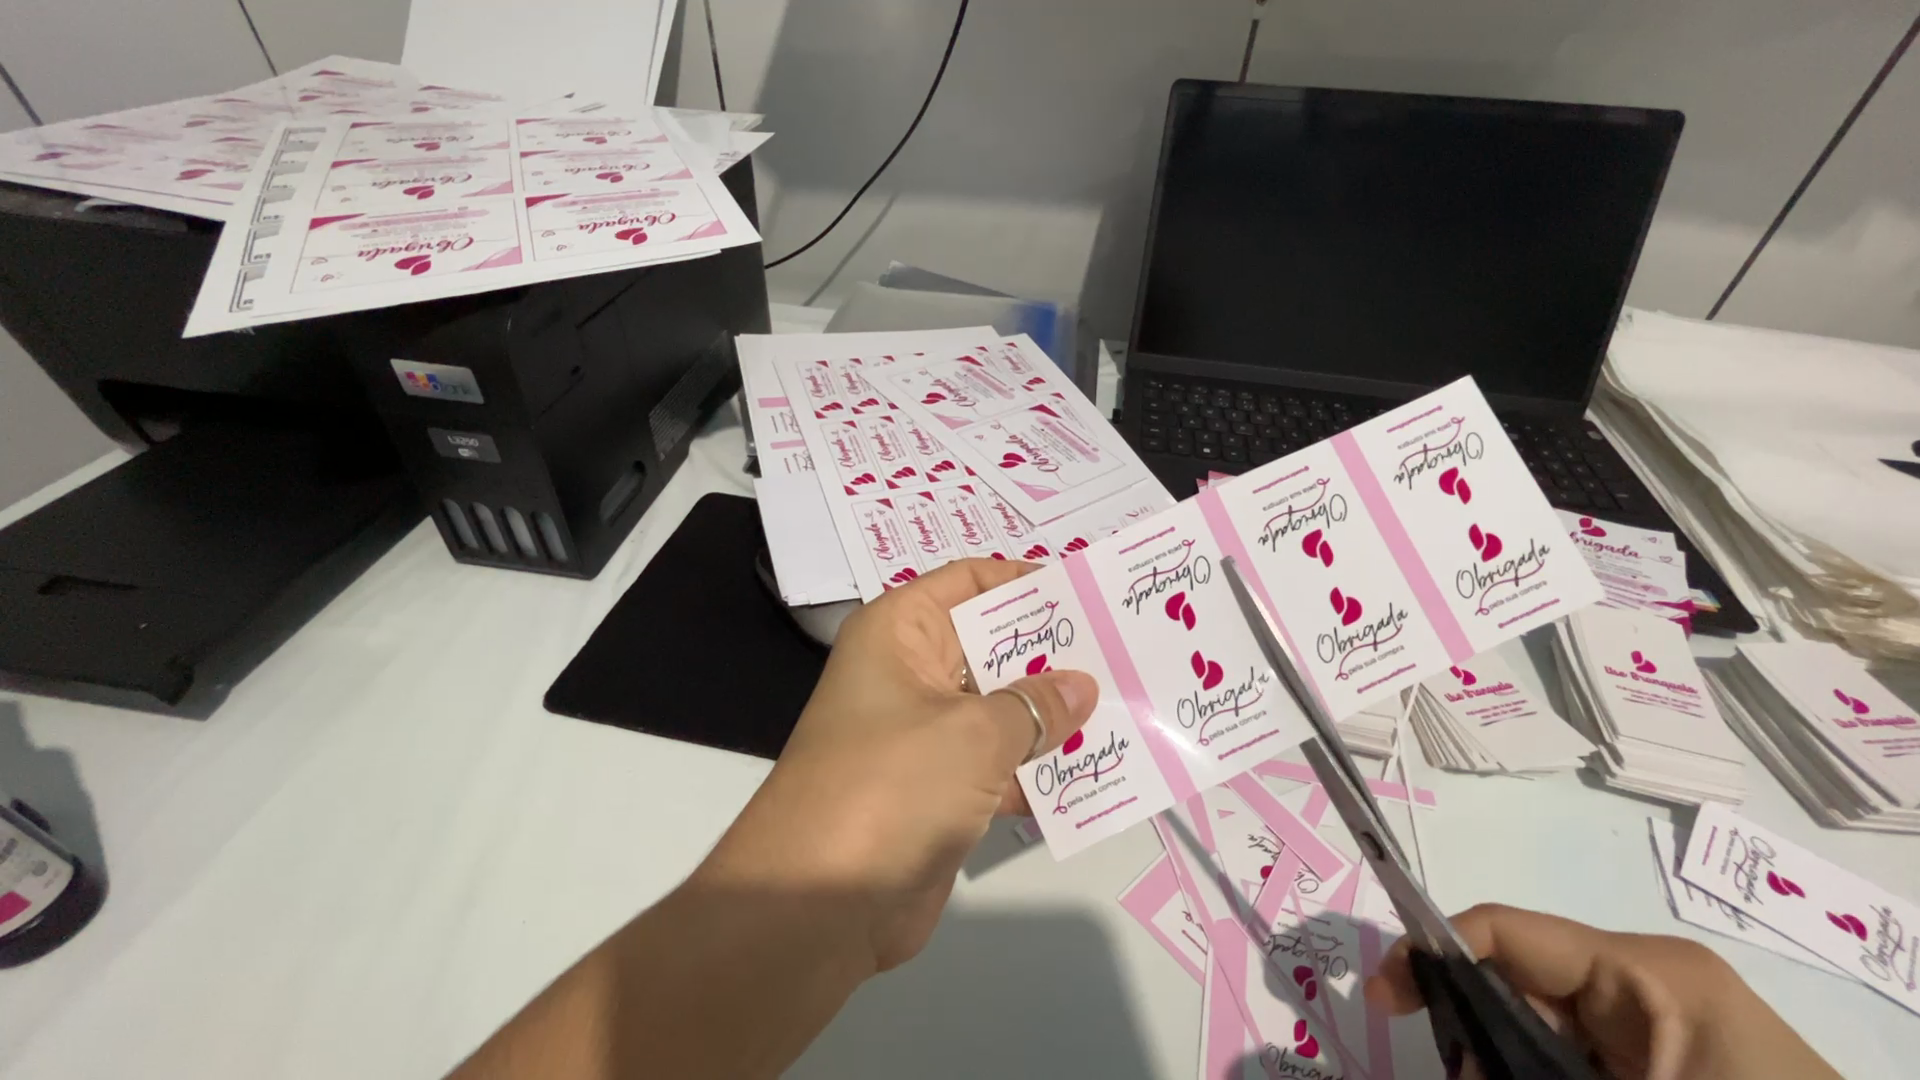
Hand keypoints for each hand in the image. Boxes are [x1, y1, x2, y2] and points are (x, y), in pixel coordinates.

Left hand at [694, 558, 1097, 971]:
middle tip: (1124, 651)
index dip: (1024, 581)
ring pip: (998, 707)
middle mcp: (909, 673)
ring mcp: (922, 734)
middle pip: (990, 644)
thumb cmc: (892, 785)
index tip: (1086, 591)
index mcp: (900, 633)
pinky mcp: (936, 789)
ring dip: (1052, 713)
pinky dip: (1036, 769)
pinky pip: (997, 764)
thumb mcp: (974, 733)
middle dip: (1051, 652)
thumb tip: (1082, 685)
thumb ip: (1035, 705)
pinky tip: (1095, 772)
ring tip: (1125, 706)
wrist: (818, 903)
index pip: (968, 581)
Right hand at [1365, 904, 1840, 1079]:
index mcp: (1642, 967)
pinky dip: (1539, 1066)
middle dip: (1471, 1024)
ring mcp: (1657, 1016)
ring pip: (1539, 1020)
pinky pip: (1575, 1047)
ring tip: (1486, 1078)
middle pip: (1516, 979)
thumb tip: (1455, 1067)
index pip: (1504, 930)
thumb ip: (1524, 1062)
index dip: (1432, 953)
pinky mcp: (1663, 1051)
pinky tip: (1517, 1076)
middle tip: (1458, 1073)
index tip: (1384, 1001)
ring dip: (1503, 1055)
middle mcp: (1643, 975)